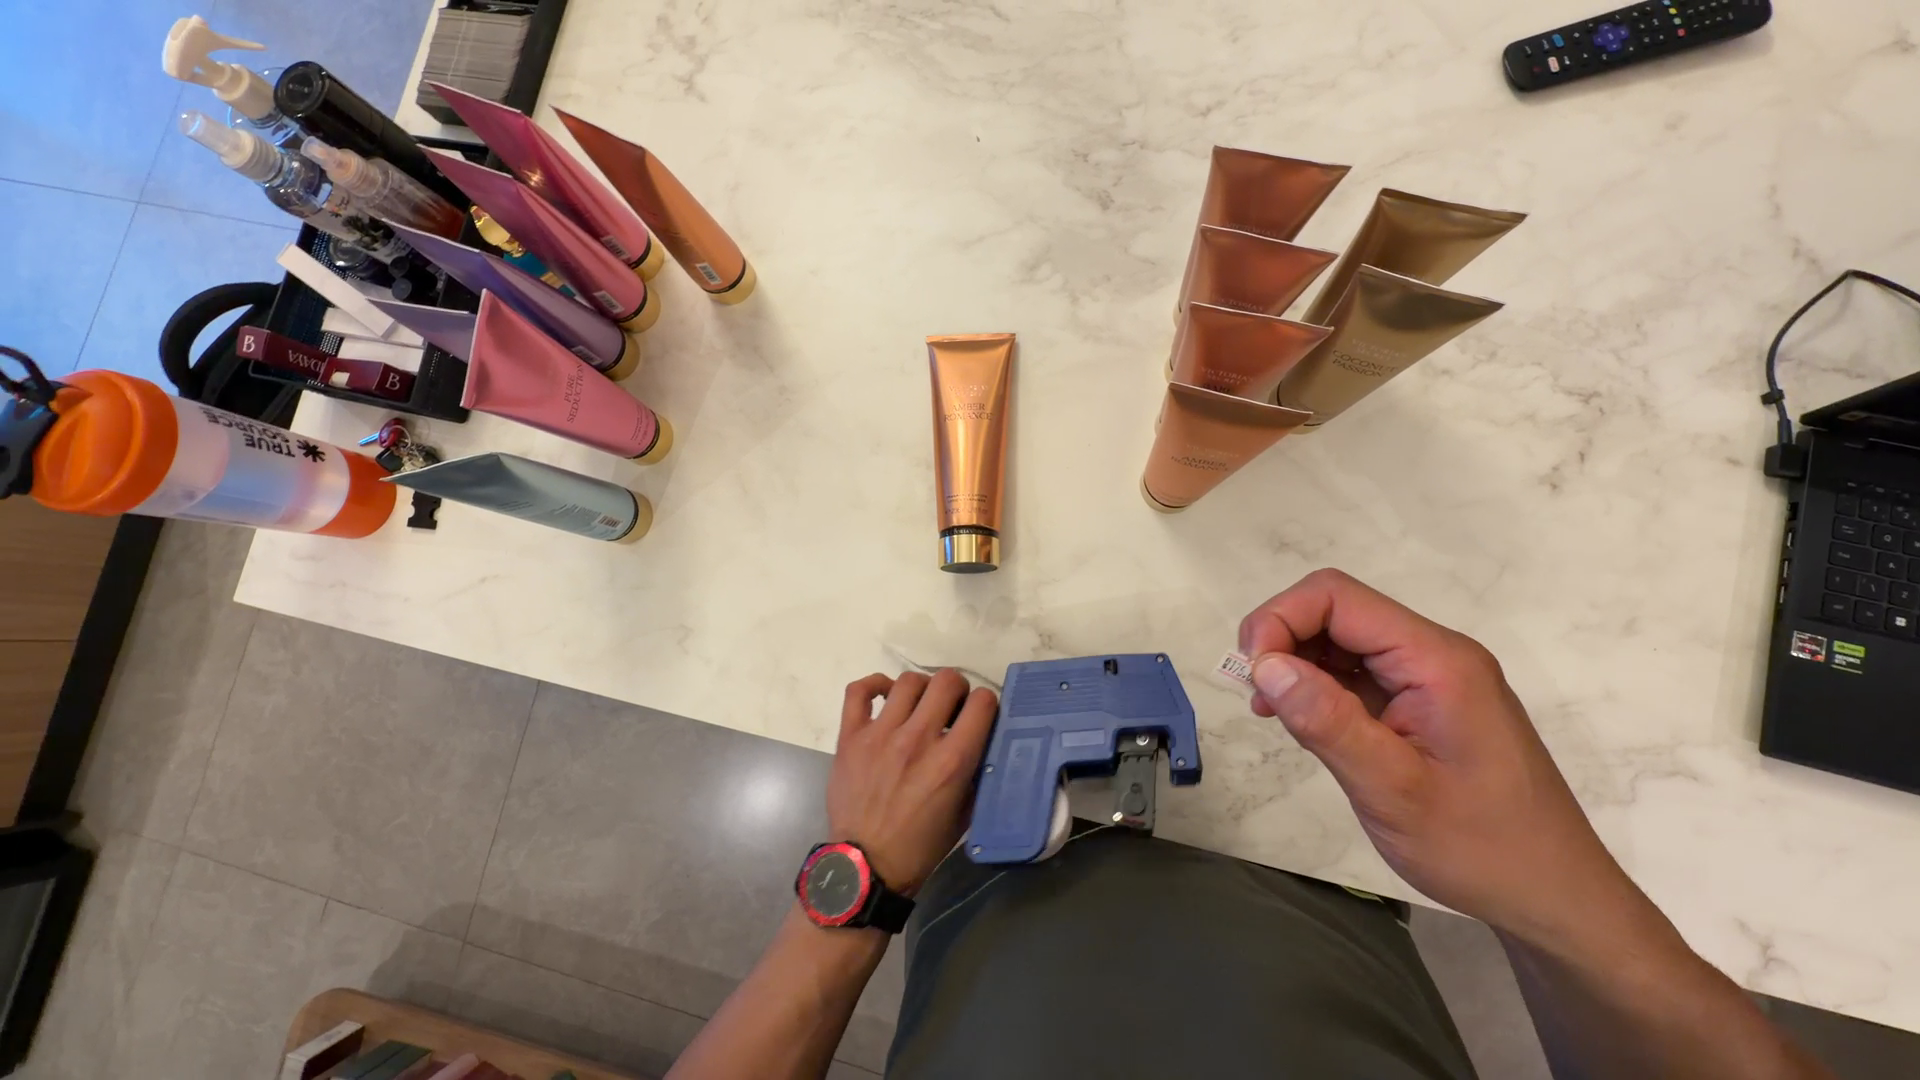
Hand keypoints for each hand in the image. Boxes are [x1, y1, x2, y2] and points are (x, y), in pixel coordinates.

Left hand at [827, 670, 997, 896]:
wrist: (866, 865)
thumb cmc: (921, 845)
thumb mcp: (966, 813)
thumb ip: (976, 772)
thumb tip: (982, 741)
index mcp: (951, 761)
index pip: (981, 702)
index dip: (985, 704)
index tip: (978, 716)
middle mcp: (918, 739)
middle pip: (946, 681)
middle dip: (956, 690)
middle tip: (951, 708)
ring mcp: (880, 734)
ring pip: (908, 681)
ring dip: (921, 689)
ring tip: (919, 706)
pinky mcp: (850, 737)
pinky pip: (859, 690)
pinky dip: (874, 684)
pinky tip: (885, 695)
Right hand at [1239, 569, 1642, 944]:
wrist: (1554, 898)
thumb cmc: (1479, 847)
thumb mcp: (1392, 790)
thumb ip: (1327, 722)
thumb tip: (1264, 664)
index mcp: (1436, 660)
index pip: (1337, 597)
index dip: (1280, 619)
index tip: (1252, 673)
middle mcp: (1433, 654)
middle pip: (1337, 610)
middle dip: (1282, 639)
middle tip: (1257, 696)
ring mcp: (1429, 678)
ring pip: (1342, 640)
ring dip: (1295, 664)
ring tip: (1272, 713)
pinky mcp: (1421, 703)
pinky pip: (1356, 673)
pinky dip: (1316, 687)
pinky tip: (1300, 721)